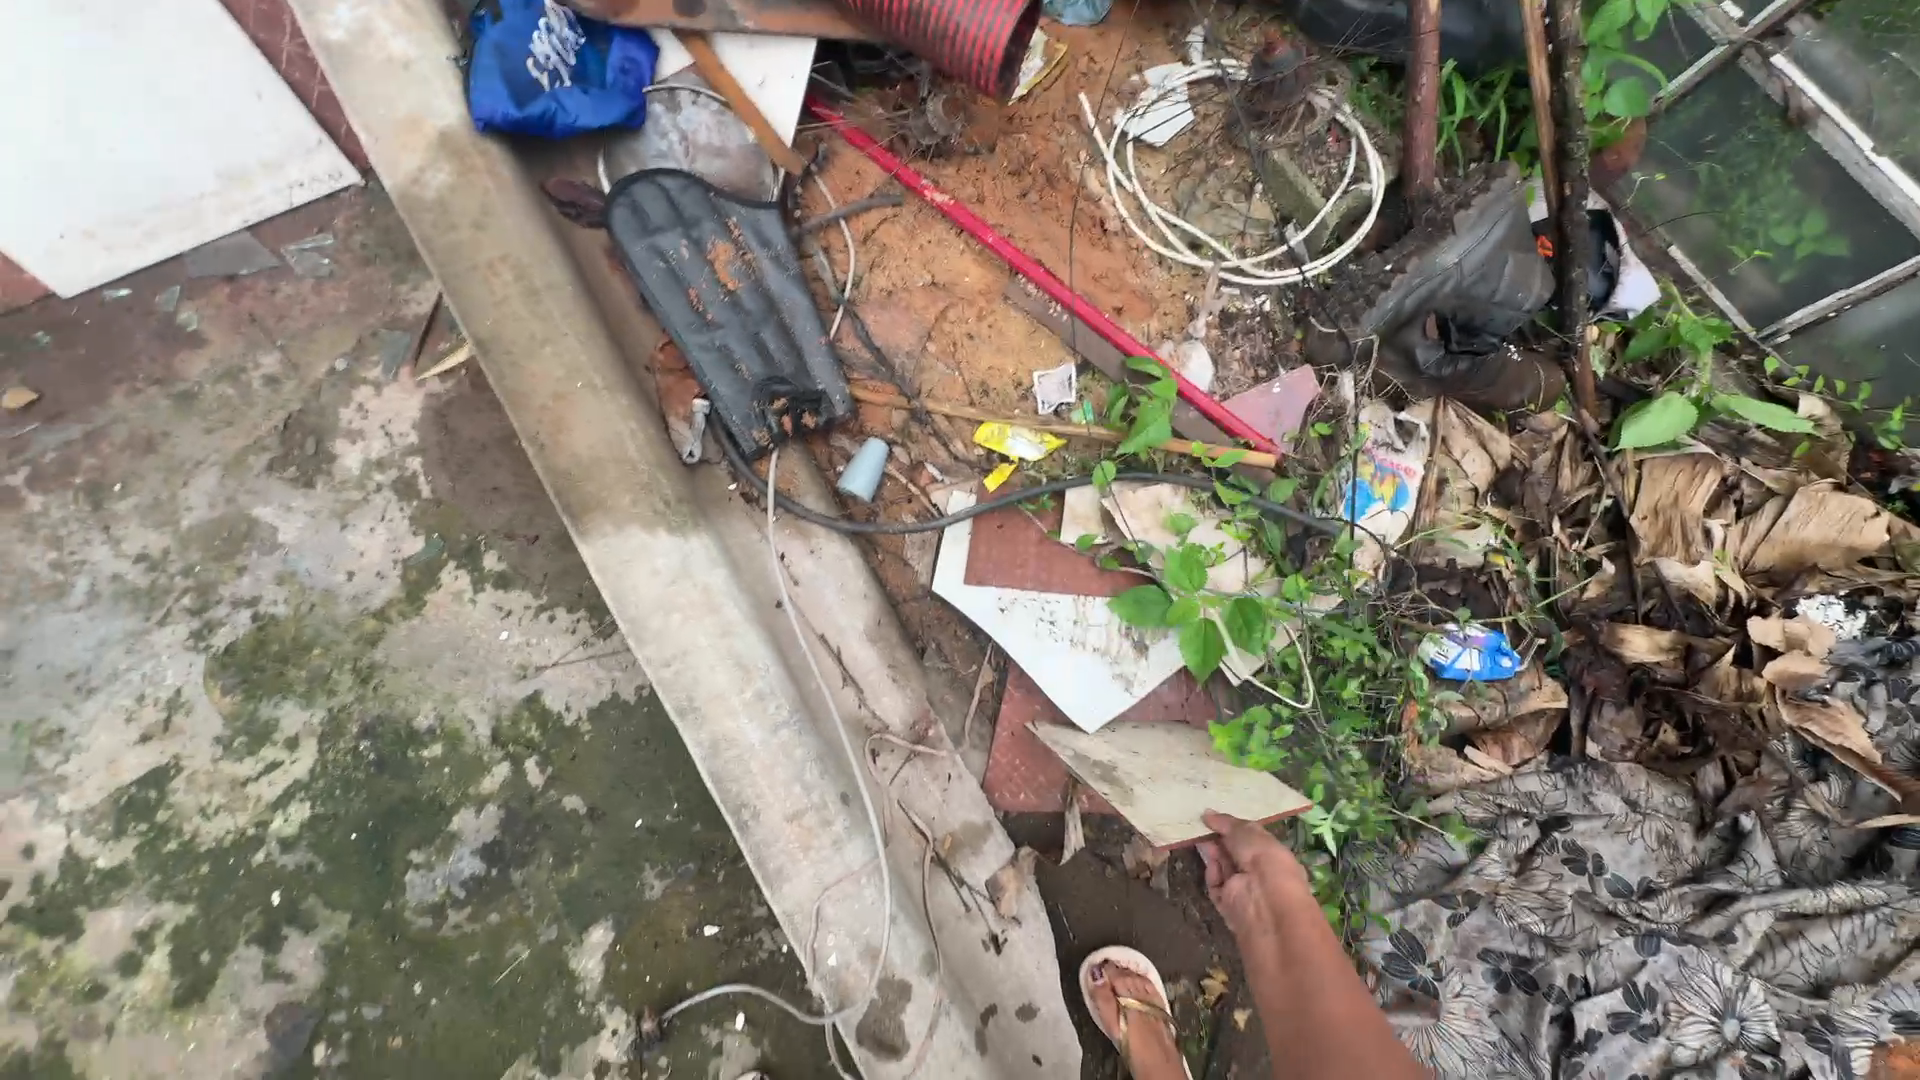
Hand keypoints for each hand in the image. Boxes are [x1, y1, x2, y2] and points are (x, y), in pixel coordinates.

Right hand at [1198, 810, 1310, 942]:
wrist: (1264, 899)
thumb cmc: (1263, 858)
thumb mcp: (1246, 831)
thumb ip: (1225, 822)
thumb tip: (1207, 814)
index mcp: (1271, 854)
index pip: (1250, 839)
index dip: (1232, 828)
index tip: (1213, 817)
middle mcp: (1259, 872)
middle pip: (1233, 853)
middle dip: (1219, 840)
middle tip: (1203, 826)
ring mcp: (1244, 888)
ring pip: (1222, 868)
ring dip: (1213, 855)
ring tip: (1203, 842)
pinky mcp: (1229, 903)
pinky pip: (1216, 886)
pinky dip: (1213, 875)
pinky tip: (1214, 868)